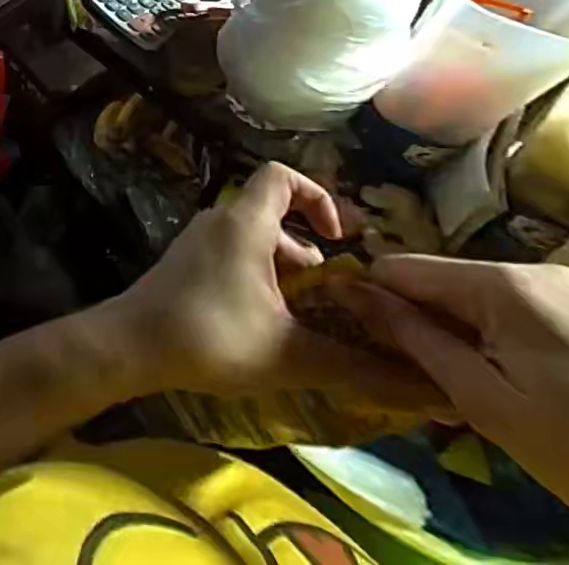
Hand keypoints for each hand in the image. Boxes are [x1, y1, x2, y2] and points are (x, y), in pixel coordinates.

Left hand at [91, 162, 441, 409]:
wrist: (131, 344)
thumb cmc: (210, 337)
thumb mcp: (293, 354)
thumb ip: (363, 367)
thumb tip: (437, 391)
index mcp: (243, 224)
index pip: (282, 176)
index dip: (319, 196)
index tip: (342, 239)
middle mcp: (219, 221)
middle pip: (275, 215)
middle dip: (314, 252)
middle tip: (344, 298)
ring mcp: (199, 241)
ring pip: (257, 240)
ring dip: (290, 271)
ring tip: (314, 320)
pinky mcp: (188, 261)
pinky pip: (235, 254)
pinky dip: (263, 277)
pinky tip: (275, 324)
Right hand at [337, 257, 568, 564]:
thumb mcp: (487, 403)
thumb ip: (412, 338)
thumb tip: (347, 290)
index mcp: (506, 284)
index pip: (400, 268)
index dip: (372, 300)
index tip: (365, 345)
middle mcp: (544, 272)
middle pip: (446, 284)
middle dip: (425, 325)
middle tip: (431, 388)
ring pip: (489, 302)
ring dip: (468, 339)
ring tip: (487, 399)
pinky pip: (535, 316)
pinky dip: (513, 345)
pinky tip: (540, 396)